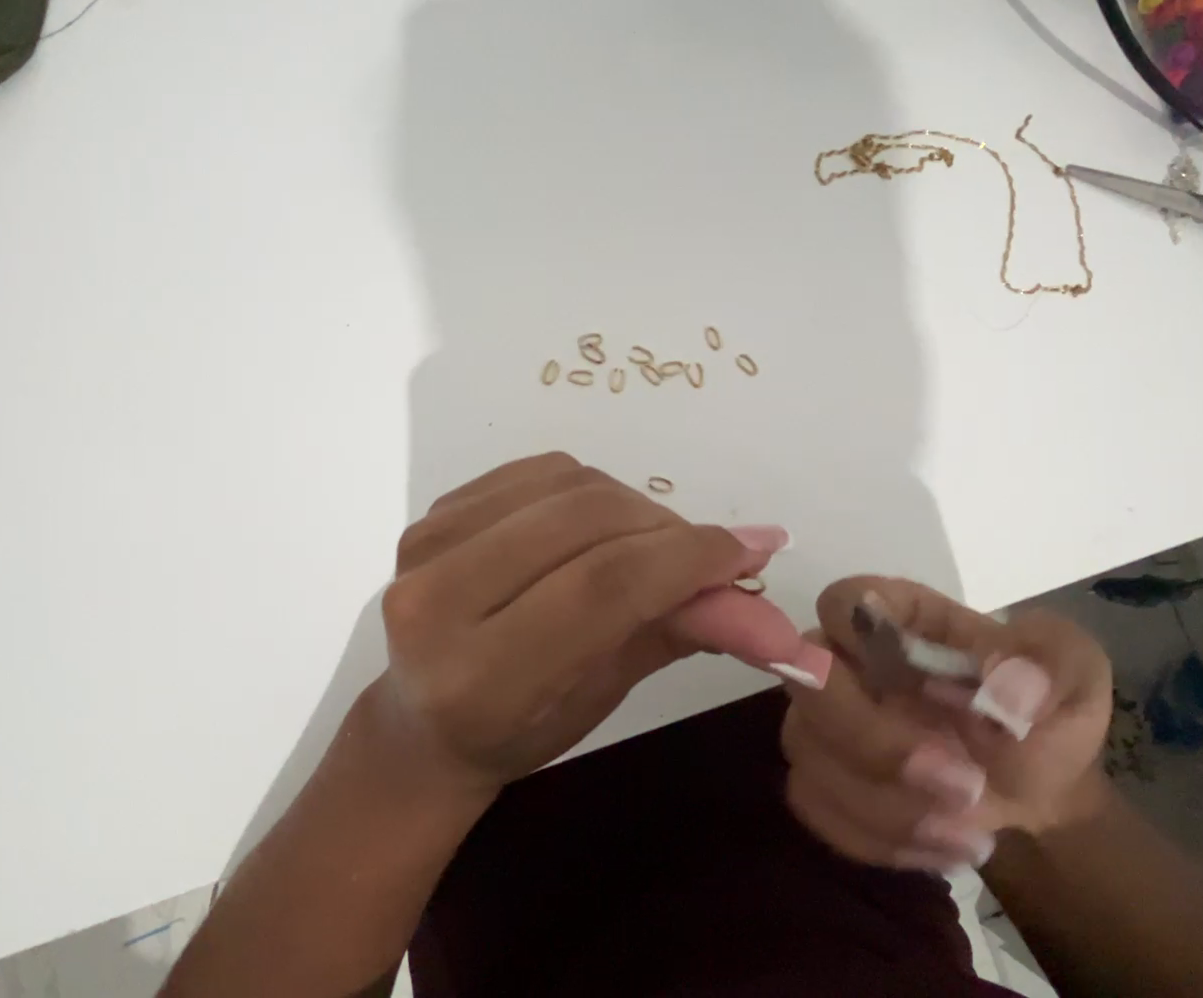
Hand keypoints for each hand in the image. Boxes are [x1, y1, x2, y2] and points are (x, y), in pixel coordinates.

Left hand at [366, 453, 834, 799]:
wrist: (422, 719)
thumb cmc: (519, 729)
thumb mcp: (606, 694)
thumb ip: (683, 635)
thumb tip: (780, 619)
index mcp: (479, 678)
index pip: (603, 588)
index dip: (687, 559)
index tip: (749, 551)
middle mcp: (436, 602)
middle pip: (585, 524)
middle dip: (668, 530)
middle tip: (709, 554)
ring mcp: (424, 548)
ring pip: (567, 487)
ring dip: (634, 507)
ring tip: (654, 546)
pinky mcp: (429, 513)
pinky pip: (538, 472)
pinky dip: (590, 490)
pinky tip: (603, 525)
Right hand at [781, 577, 1111, 869]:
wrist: (1039, 795)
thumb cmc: (1042, 715)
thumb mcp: (1074, 676)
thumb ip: (1050, 665)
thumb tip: (1009, 687)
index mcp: (897, 619)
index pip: (842, 603)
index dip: (857, 634)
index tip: (923, 685)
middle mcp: (845, 663)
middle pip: (810, 685)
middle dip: (875, 742)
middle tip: (963, 786)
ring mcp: (823, 724)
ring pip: (811, 757)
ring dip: (889, 806)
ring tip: (974, 830)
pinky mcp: (820, 782)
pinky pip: (818, 809)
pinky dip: (881, 841)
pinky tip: (944, 846)